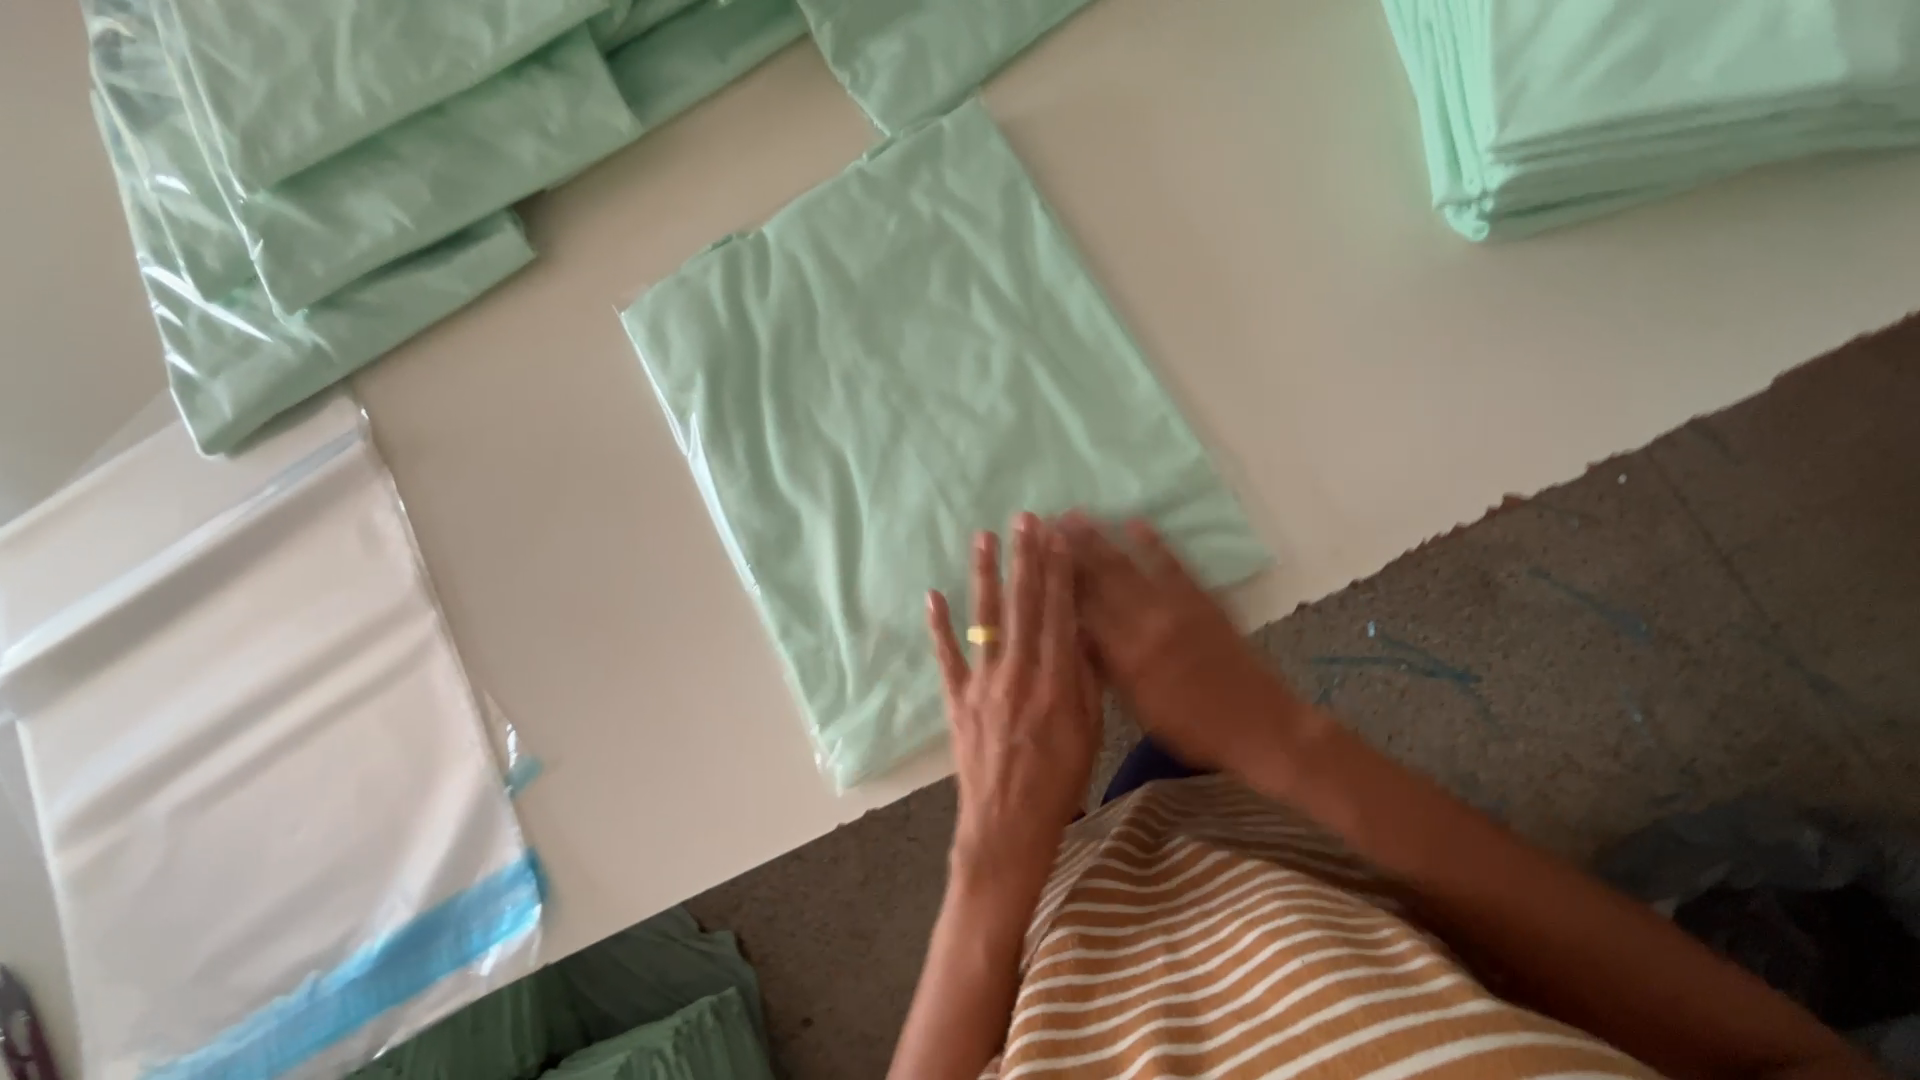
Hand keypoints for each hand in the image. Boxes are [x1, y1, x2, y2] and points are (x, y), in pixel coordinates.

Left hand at [927, 514, 1101, 885]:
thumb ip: (1083, 678)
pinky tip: (933, 595)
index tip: (1057, 535)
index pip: (1058, 613)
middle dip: (1025, 558)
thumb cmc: (1060, 780)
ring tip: (984, 537)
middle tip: (1024, 518)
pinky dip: (938, 626)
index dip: (1057, 571)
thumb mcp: (1088, 730)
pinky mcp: (956, 699)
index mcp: (1055, 680)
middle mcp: (1018, 673)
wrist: (1008, 823)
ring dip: (985, 575)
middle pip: (1023, 605)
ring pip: (985, 619)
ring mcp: (983, 684)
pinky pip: (946, 656)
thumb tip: (1081, 629)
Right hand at [1061, 513, 1303, 770]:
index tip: (1032, 557)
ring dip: (1101, 538)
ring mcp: (1177, 607)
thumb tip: (1072, 635)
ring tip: (1075, 515)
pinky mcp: (1203, 599)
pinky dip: (1154, 542)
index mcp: (1127, 656)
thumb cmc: (1192, 729)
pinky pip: (1173, 564)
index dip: (1054, 580)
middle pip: (1100, 579)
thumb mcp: (1139, 709)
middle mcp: (1147, 624)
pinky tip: (1135, 522)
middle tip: (1045, 523)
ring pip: (1130, 565)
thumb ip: (1106, 669)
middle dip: (1070, 549)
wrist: (1259, 726)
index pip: (1080, 609)